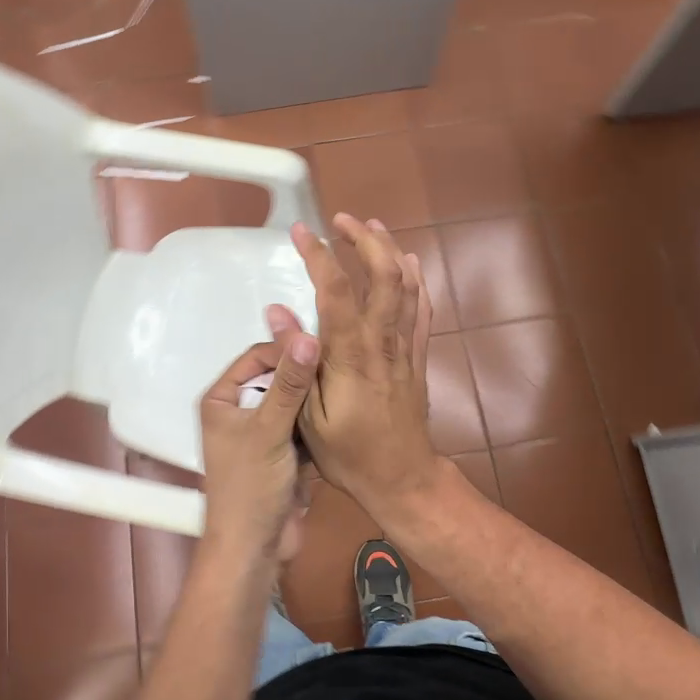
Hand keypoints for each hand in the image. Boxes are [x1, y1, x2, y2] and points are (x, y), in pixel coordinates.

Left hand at [198, 308, 319, 558]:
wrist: (255, 549)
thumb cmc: (251, 486)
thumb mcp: (271, 429)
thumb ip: (290, 383)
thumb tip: (306, 335)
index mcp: (221, 398)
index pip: (257, 356)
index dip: (286, 351)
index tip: (323, 351)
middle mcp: (238, 410)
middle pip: (277, 378)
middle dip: (304, 378)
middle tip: (339, 372)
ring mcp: (261, 432)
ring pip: (292, 402)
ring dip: (313, 402)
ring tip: (343, 393)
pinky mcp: (280, 453)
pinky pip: (301, 426)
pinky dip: (315, 425)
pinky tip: (338, 419)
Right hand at [291, 214, 439, 524]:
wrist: (403, 479)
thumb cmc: (348, 453)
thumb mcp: (307, 417)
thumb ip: (294, 360)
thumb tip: (277, 311)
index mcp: (350, 353)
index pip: (334, 289)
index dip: (318, 253)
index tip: (299, 230)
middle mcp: (382, 340)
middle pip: (383, 274)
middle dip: (363, 239)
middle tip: (340, 220)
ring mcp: (405, 346)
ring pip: (406, 285)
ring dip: (389, 249)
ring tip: (371, 226)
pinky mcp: (417, 356)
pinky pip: (422, 308)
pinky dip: (416, 279)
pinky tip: (409, 262)